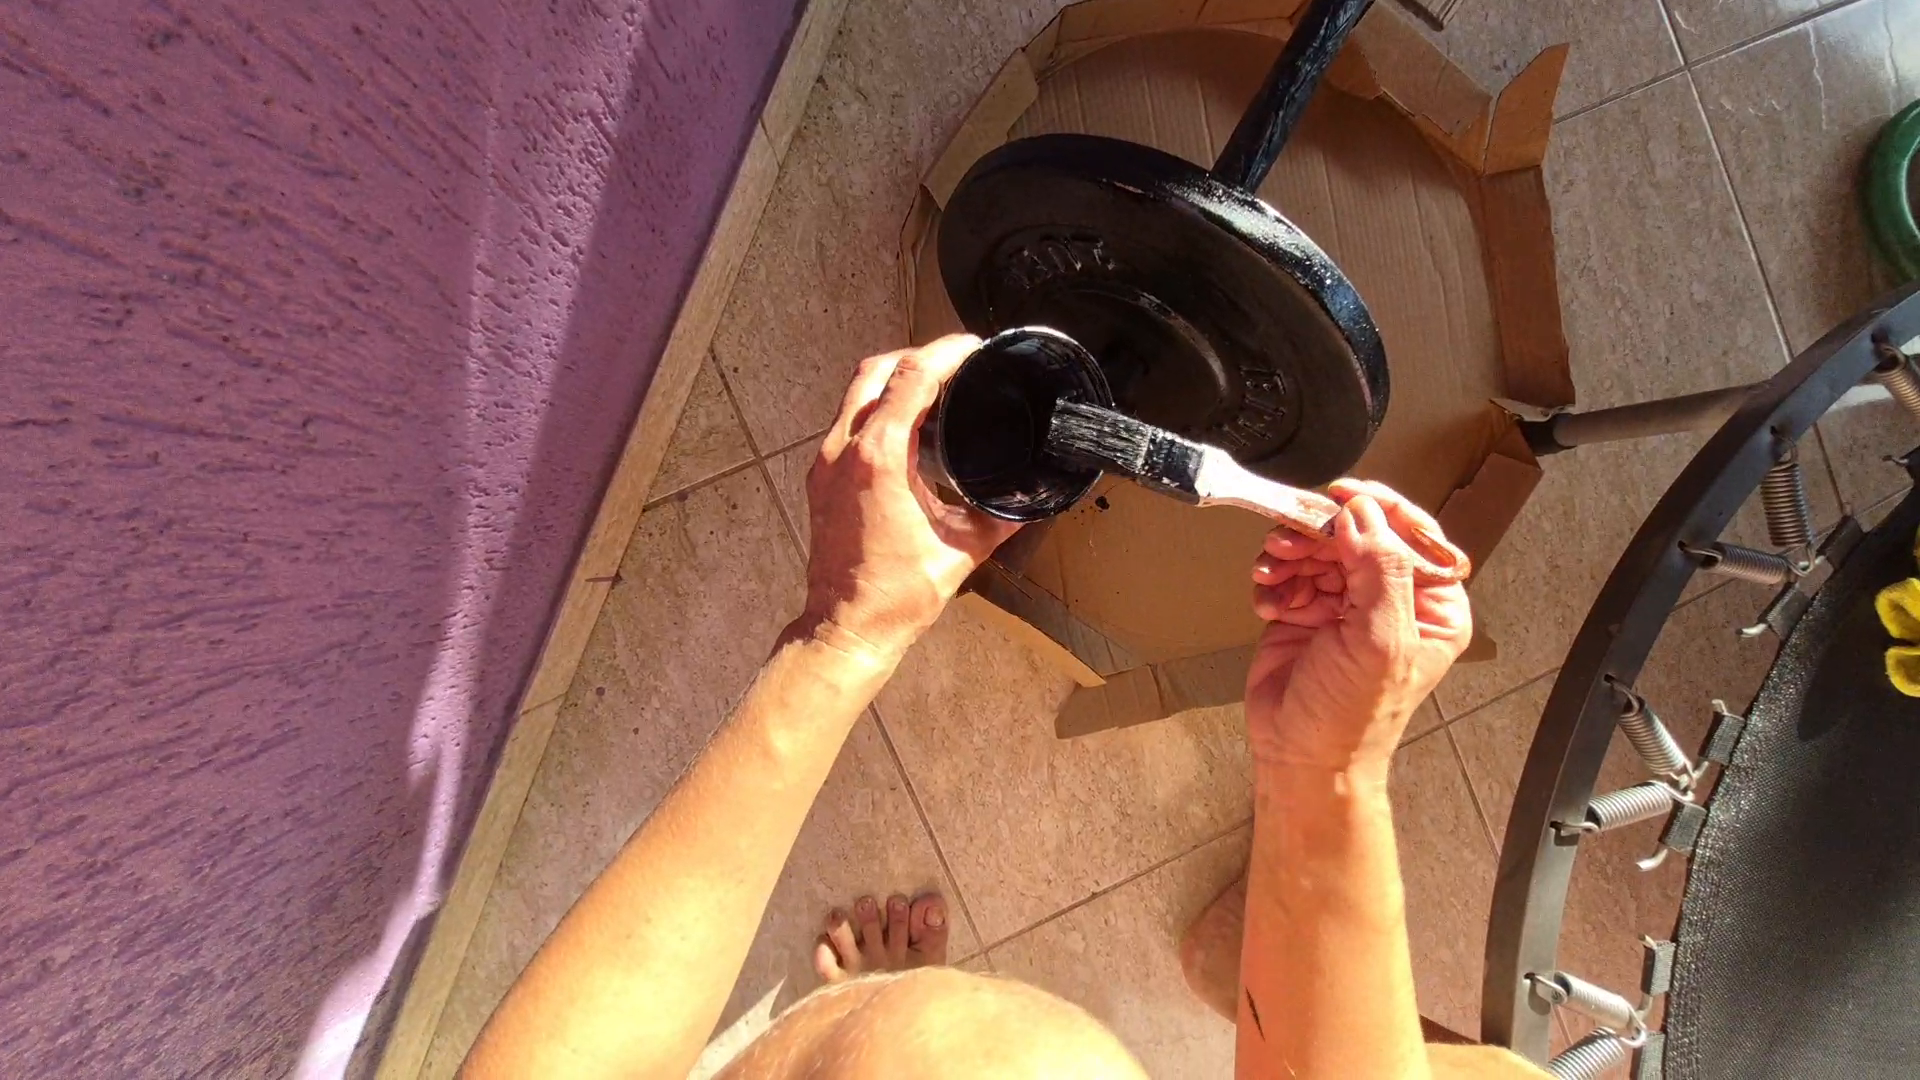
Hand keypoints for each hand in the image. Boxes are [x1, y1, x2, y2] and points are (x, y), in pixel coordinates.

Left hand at [799, 335, 1020, 658]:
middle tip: (954, 363)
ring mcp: (826, 463)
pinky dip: (875, 408)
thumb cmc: (896, 595)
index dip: (945, 353)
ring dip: (892, 379)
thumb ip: (1000, 519)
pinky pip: (846, 421)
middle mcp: (845, 451)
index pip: (911, 378)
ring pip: (854, 393)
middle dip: (916, 356)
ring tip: (933, 387)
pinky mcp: (821, 478)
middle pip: (875, 370)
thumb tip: (1028, 501)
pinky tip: (905, 425)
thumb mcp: (962, 551)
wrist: (847, 626)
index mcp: (880, 459)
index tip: (972, 348)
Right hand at [1243, 479, 1471, 777]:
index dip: (1380, 510)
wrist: (1300, 754)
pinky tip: (1268, 602)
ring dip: (1289, 555)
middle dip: (1318, 535)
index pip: (1414, 537)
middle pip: (1355, 537)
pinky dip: (1272, 581)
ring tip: (1271, 572)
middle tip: (1288, 541)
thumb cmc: (1352, 716)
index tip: (1344, 493)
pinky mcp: (1304, 611)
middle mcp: (1388, 599)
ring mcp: (1343, 604)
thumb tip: (1362, 515)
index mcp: (1430, 605)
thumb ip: (1379, 573)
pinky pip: (1288, 574)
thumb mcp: (1379, 643)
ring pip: (1317, 551)